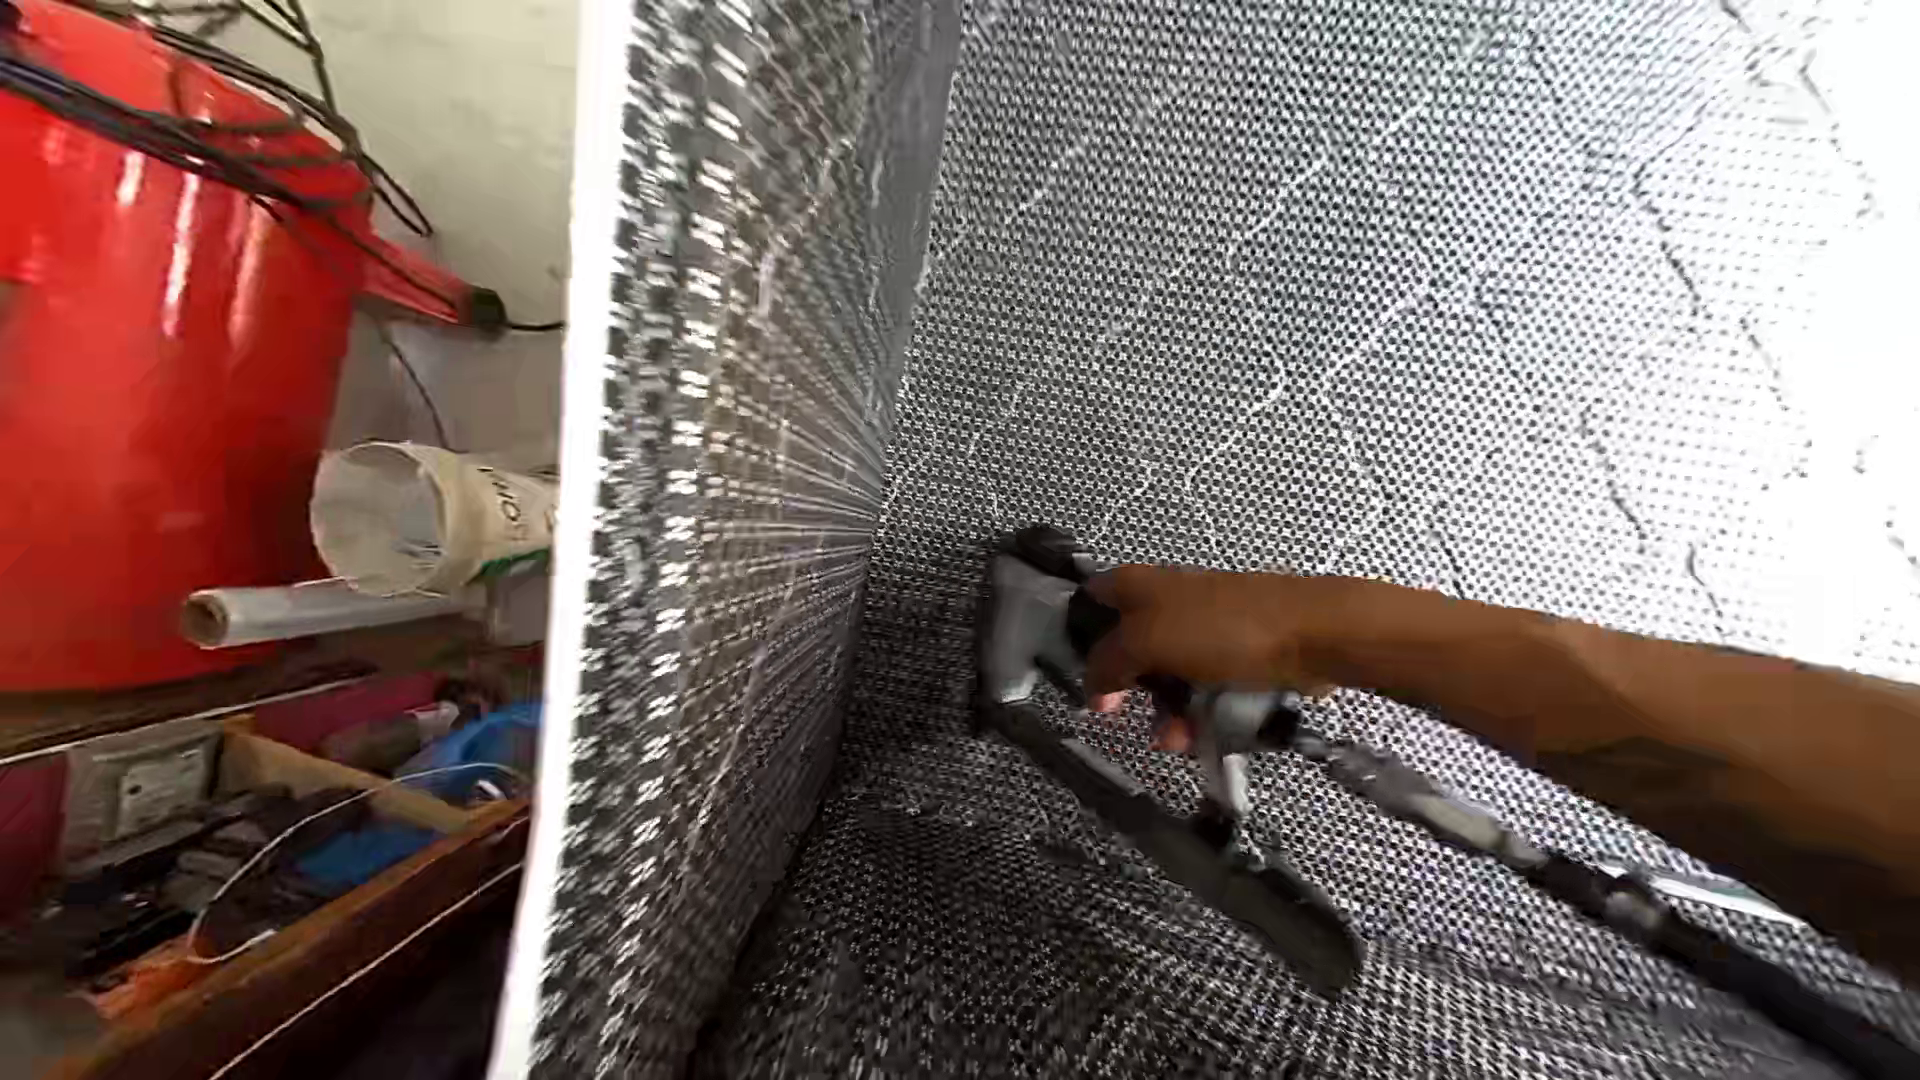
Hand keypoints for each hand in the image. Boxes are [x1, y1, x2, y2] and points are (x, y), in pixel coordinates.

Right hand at [1083, 566, 1349, 751]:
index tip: (1078, 674)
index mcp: (1134, 585)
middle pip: (1124, 645)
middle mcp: (1160, 601)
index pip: (1087, 603)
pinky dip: (1192, 710)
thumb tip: (1092, 690)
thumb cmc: (1217, 629)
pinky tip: (1194, 735)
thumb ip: (1106, 663)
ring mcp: (1196, 628)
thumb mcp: (1145, 641)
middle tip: (1118, 712)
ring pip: (1161, 673)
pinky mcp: (1226, 653)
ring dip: (1161, 708)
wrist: (1308, 633)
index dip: (1077, 637)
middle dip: (1123, 685)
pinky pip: (1195, 685)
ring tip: (1171, 739)